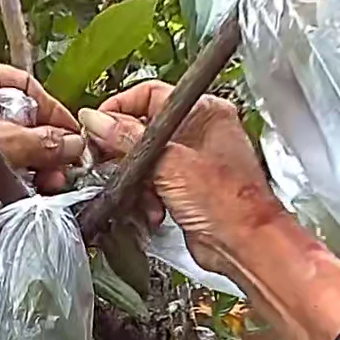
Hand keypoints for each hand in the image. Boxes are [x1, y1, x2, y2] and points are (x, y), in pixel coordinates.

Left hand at [0, 53, 86, 230]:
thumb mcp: (8, 146)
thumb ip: (47, 142)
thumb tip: (74, 144)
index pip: (26, 86)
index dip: (53, 112)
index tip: (74, 135)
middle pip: (22, 117)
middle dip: (46, 145)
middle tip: (63, 165)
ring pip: (15, 142)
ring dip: (37, 163)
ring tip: (50, 182)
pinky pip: (2, 159)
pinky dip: (20, 172)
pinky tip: (34, 186)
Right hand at [78, 80, 339, 339]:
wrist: (241, 243)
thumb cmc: (227, 202)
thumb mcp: (169, 163)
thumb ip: (128, 139)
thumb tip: (98, 121)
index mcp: (202, 112)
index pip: (149, 95)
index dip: (120, 109)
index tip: (97, 126)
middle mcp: (197, 134)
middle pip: (142, 133)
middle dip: (125, 156)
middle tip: (108, 166)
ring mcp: (189, 164)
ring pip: (144, 165)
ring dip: (137, 186)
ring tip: (144, 198)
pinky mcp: (183, 191)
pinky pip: (151, 189)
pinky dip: (147, 201)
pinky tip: (153, 212)